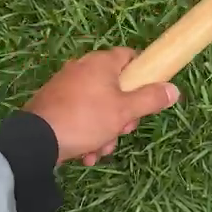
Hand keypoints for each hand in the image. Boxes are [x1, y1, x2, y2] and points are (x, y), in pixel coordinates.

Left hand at [24, 48, 179, 165]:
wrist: (37, 139)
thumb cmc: (86, 119)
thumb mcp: (124, 111)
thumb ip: (150, 99)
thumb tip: (173, 89)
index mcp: (100, 63)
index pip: (130, 57)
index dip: (143, 75)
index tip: (148, 95)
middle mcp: (82, 68)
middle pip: (115, 87)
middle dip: (122, 115)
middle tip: (122, 130)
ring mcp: (66, 85)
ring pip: (98, 107)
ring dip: (104, 131)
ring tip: (100, 149)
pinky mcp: (54, 103)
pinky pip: (80, 116)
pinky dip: (86, 133)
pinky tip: (85, 154)